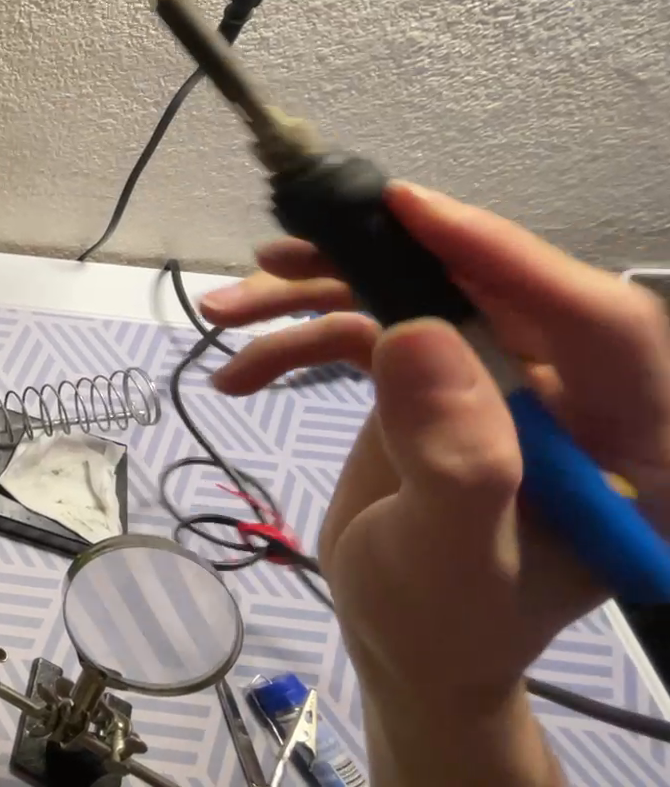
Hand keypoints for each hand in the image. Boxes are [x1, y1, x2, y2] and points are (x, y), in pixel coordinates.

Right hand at [198, 182, 669, 712]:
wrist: (404, 640)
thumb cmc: (444, 617)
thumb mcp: (453, 553)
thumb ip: (455, 455)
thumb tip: (417, 333)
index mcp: (633, 437)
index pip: (596, 320)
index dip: (503, 254)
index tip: (405, 208)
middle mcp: (571, 395)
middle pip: (476, 294)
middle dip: (363, 269)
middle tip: (274, 257)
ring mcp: (493, 387)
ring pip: (401, 305)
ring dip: (304, 304)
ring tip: (220, 314)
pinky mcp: (429, 388)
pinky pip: (359, 339)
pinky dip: (291, 348)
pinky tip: (238, 375)